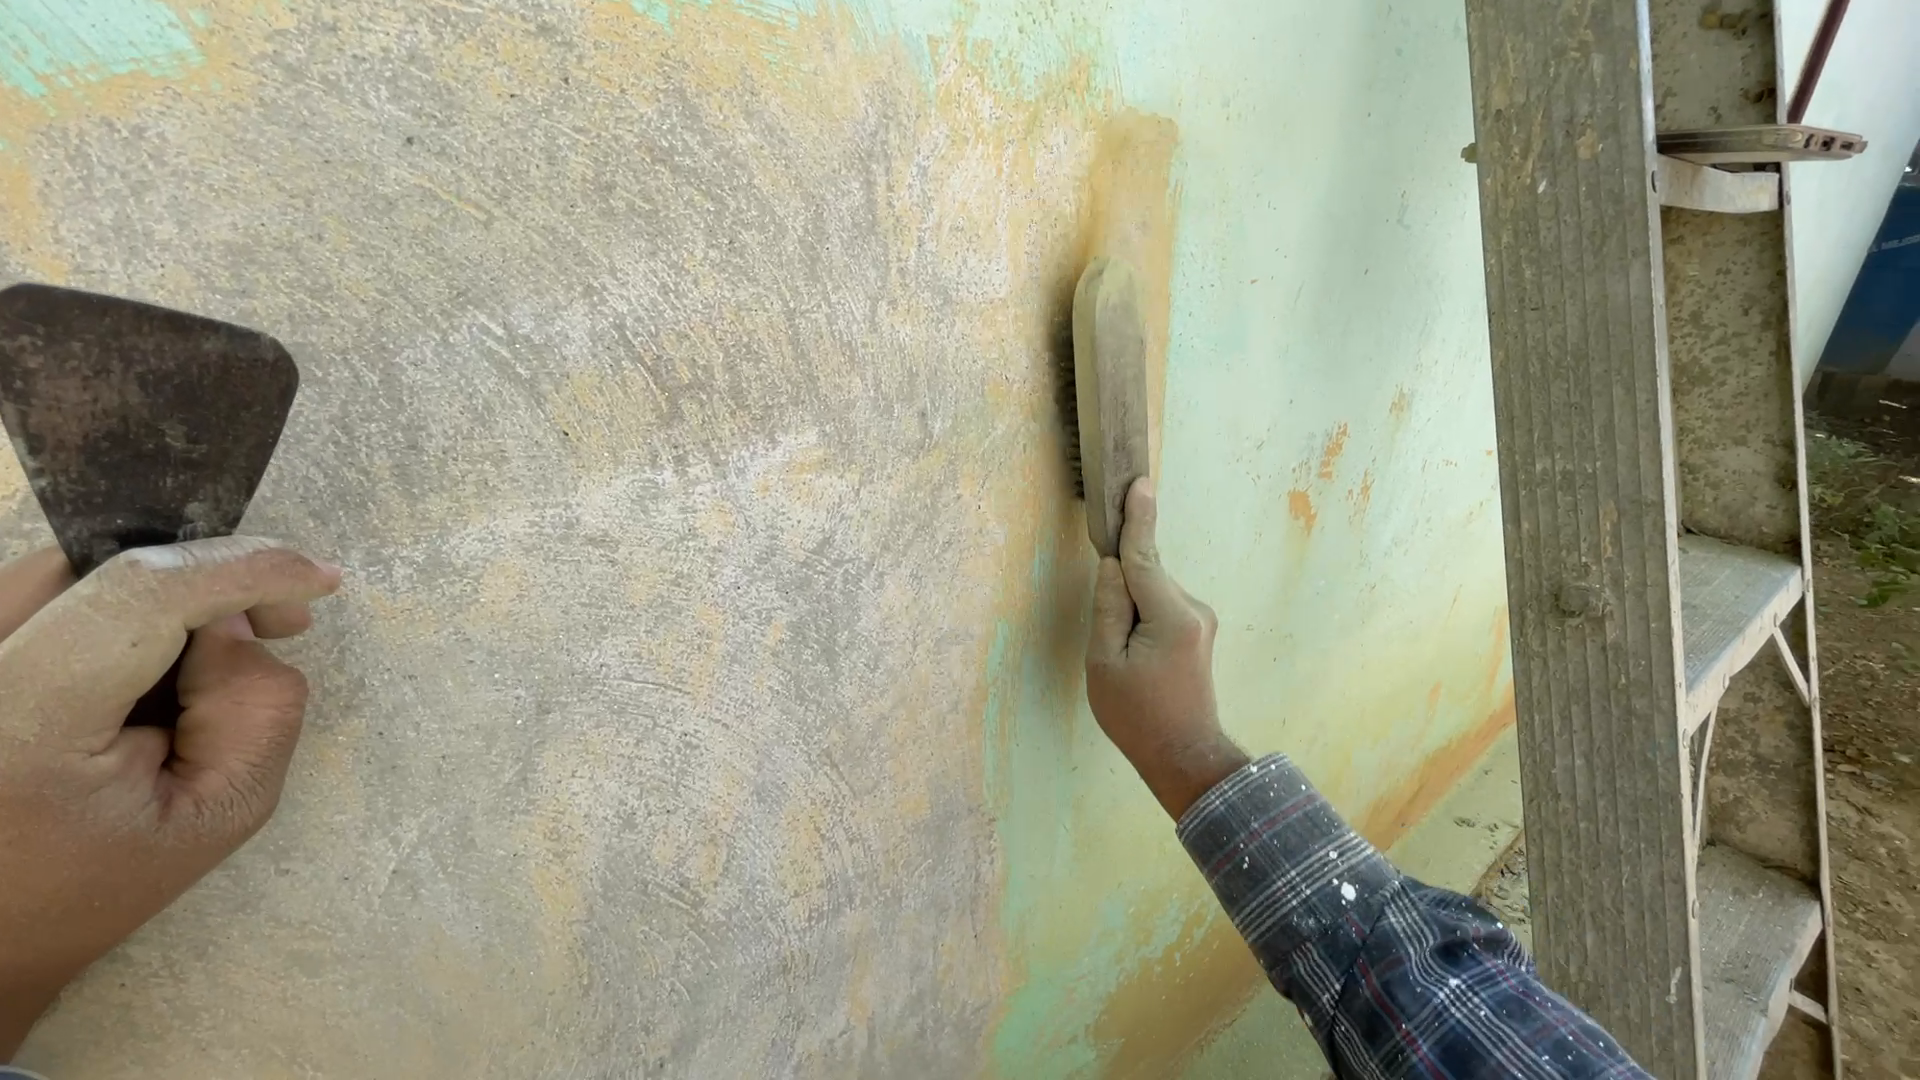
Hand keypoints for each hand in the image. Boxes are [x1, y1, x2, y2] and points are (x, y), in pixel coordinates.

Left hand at [0, 539, 340, 1057]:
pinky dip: (117, 606)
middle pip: (98, 567)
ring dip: (163, 589)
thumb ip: (260, 705)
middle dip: (210, 575)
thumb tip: (242, 627)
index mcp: (20, 726)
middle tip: (279, 621)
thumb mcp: (227, 807)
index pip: (140, 596)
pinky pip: (47, 597)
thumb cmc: (99, 882)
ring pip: (69, 572)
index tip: (324, 579)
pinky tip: (152, 652)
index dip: (245, 567)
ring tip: (219, 640)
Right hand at [1086, 478, 1248, 818]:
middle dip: (1120, 588)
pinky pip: (1161, 606)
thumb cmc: (1137, 715)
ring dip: (1130, 607)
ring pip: (1152, 592)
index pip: (1145, 558)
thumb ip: (1107, 608)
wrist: (1185, 756)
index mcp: (1171, 616)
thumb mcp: (1105, 663)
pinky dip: (1142, 614)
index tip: (1139, 482)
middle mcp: (1194, 610)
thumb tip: (1112, 566)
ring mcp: (1201, 620)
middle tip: (1110, 642)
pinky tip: (1136, 652)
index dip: (1137, 520)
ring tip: (1124, 660)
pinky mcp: (1199, 631)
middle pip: (1146, 576)